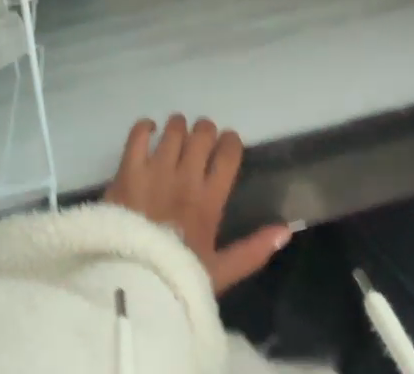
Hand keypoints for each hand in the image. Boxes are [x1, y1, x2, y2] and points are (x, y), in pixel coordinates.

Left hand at [103, 116, 293, 293]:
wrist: (128, 285)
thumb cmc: (175, 278)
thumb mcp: (220, 272)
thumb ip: (254, 250)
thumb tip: (286, 230)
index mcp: (210, 199)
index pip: (228, 153)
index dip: (231, 142)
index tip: (227, 144)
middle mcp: (186, 177)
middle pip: (202, 134)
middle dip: (205, 132)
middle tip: (201, 142)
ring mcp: (155, 170)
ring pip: (174, 129)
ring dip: (178, 128)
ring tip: (176, 137)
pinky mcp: (127, 171)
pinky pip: (138, 134)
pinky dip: (145, 127)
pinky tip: (148, 132)